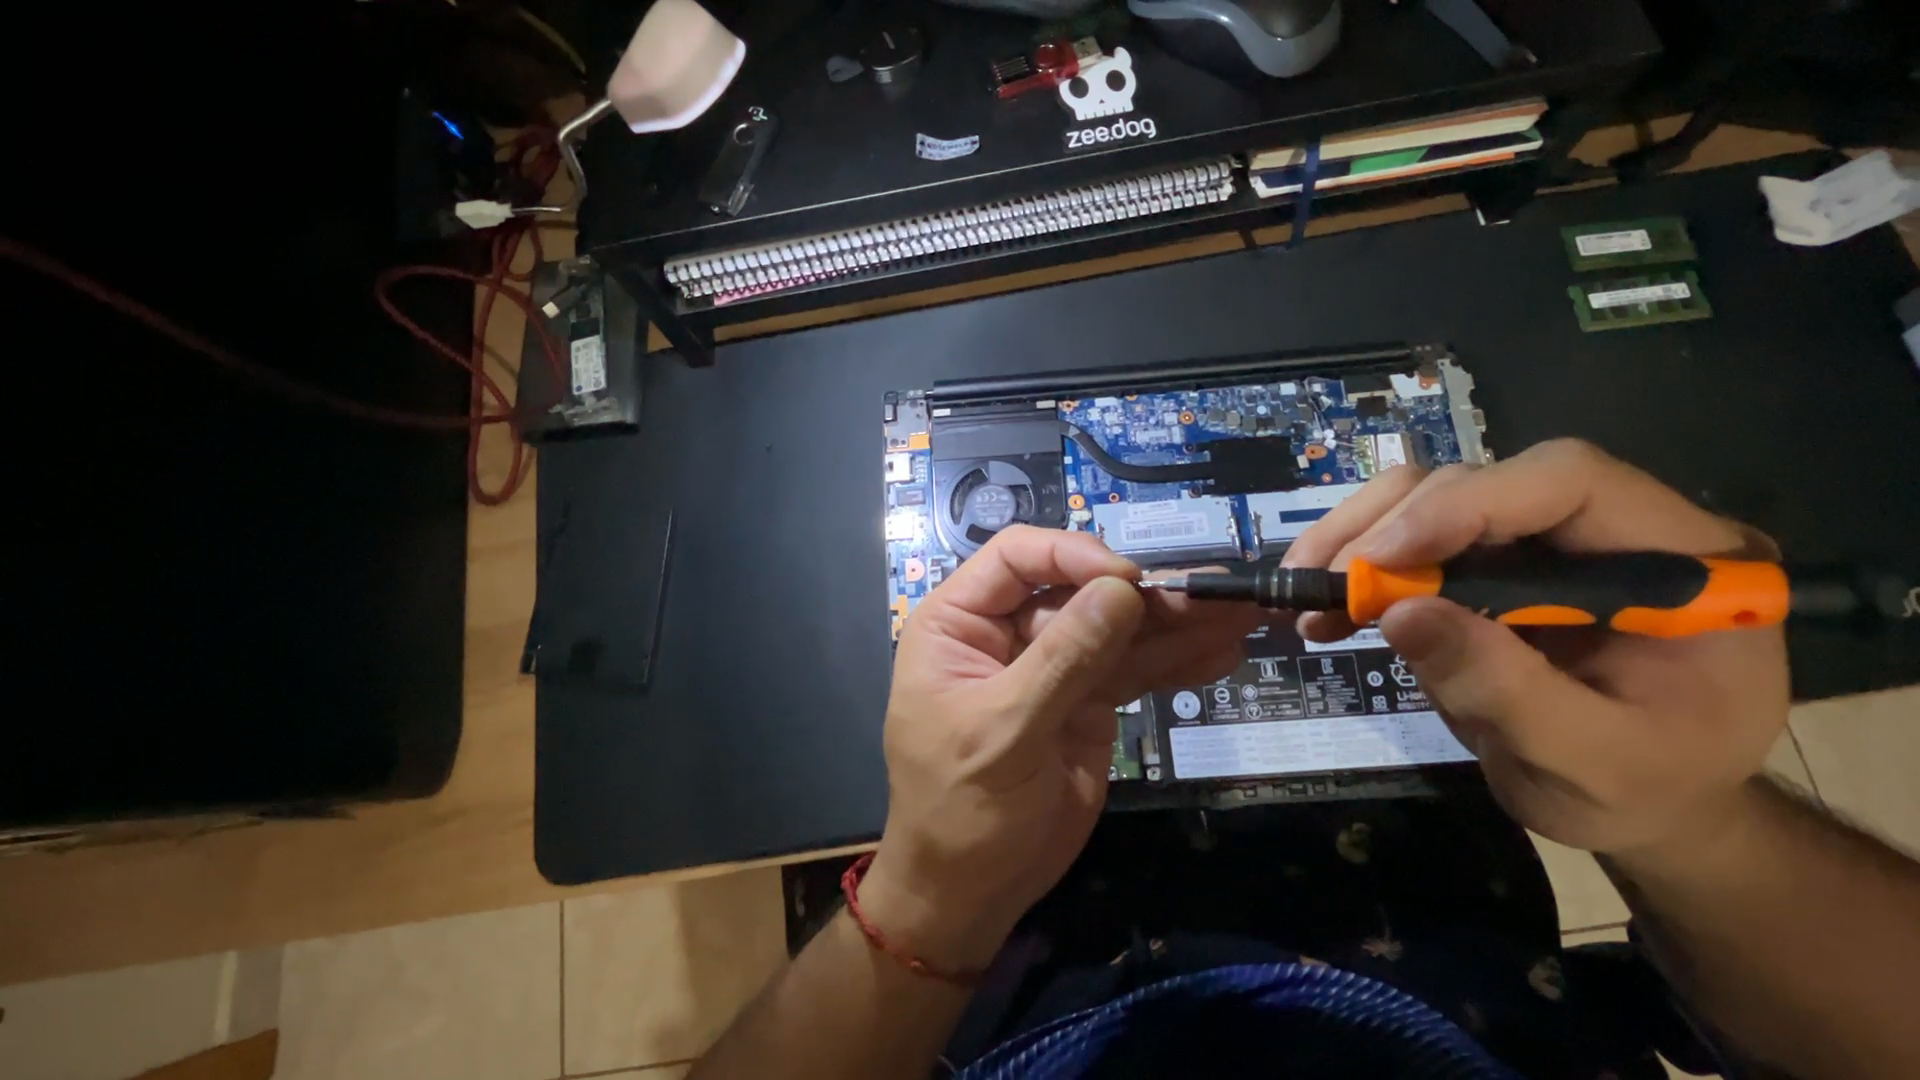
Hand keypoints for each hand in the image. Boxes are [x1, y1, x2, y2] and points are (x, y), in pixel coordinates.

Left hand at [862, 526, 1262, 970]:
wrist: (971, 893)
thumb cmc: (962, 809)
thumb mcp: (1005, 731)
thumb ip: (1065, 659)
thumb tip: (1121, 588)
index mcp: (960, 623)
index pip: (1017, 558)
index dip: (1073, 555)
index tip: (1129, 579)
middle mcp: (1007, 634)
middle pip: (1079, 590)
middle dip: (1144, 594)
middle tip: (1214, 595)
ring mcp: (1053, 669)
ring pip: (1116, 630)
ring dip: (1175, 624)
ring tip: (1240, 614)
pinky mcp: (1087, 705)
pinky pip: (1132, 672)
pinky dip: (1175, 663)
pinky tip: (1220, 652)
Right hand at [1282, 440, 1789, 855]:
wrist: (1644, 807)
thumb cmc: (1644, 790)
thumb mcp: (1589, 762)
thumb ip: (1507, 689)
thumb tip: (1401, 613)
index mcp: (1679, 557)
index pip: (1566, 482)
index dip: (1466, 505)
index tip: (1382, 562)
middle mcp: (1606, 527)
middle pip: (1480, 481)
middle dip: (1389, 527)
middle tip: (1320, 584)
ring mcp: (1541, 542)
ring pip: (1430, 498)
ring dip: (1356, 539)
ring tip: (1303, 594)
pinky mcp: (1489, 564)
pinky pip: (1411, 540)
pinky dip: (1358, 569)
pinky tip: (1324, 613)